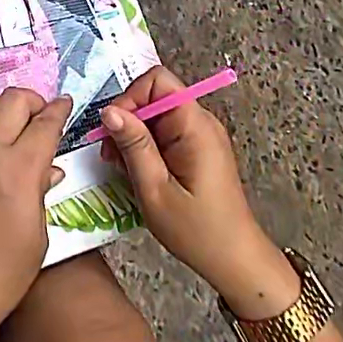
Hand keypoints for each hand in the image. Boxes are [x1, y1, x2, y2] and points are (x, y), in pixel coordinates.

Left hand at [0, 87, 70, 340]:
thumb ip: (41, 193)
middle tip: (40, 115)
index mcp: (19, 169)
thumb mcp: (36, 237)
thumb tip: (48, 169)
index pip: (45, 124)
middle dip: (33, 102)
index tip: (65, 105)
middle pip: (12, 101)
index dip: (60, 111)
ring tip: (7, 121)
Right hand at [99, 65, 297, 318]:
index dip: (129, 97)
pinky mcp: (195, 148)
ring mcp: (199, 134)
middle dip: (126, 119)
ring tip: (122, 167)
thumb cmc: (196, 230)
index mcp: (194, 126)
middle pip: (153, 95)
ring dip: (131, 135)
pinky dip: (143, 146)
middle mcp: (200, 122)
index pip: (156, 80)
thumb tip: (108, 110)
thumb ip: (133, 145)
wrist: (234, 261)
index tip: (112, 130)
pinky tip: (136, 171)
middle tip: (111, 155)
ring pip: (153, 114)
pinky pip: (162, 131)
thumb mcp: (154, 188)